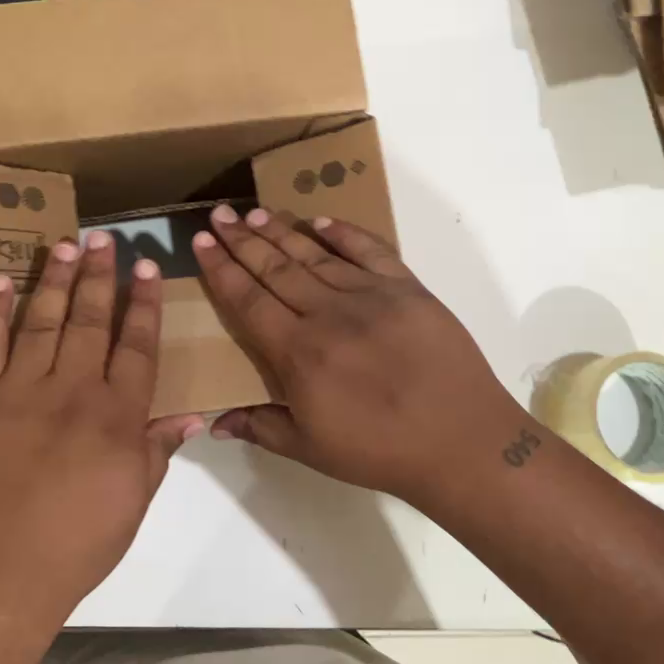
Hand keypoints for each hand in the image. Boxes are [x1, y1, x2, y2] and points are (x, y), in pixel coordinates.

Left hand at [0, 231, 203, 617]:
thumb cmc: (77, 544)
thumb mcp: (134, 503)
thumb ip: (157, 451)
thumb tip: (192, 416)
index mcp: (116, 417)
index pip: (137, 347)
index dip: (144, 306)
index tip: (148, 268)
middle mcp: (71, 391)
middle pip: (91, 322)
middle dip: (101, 276)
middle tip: (106, 237)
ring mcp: (19, 390)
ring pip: (43, 321)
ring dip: (56, 280)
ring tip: (66, 245)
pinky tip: (3, 282)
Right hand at [192, 206, 525, 511]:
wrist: (462, 441)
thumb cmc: (380, 451)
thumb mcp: (311, 450)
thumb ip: (261, 427)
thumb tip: (214, 423)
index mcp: (298, 353)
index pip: (248, 301)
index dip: (222, 270)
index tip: (201, 243)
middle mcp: (328, 314)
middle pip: (275, 269)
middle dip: (242, 240)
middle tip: (218, 215)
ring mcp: (371, 296)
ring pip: (315, 256)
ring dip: (282, 232)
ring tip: (255, 212)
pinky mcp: (408, 289)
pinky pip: (370, 251)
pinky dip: (344, 234)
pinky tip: (321, 221)